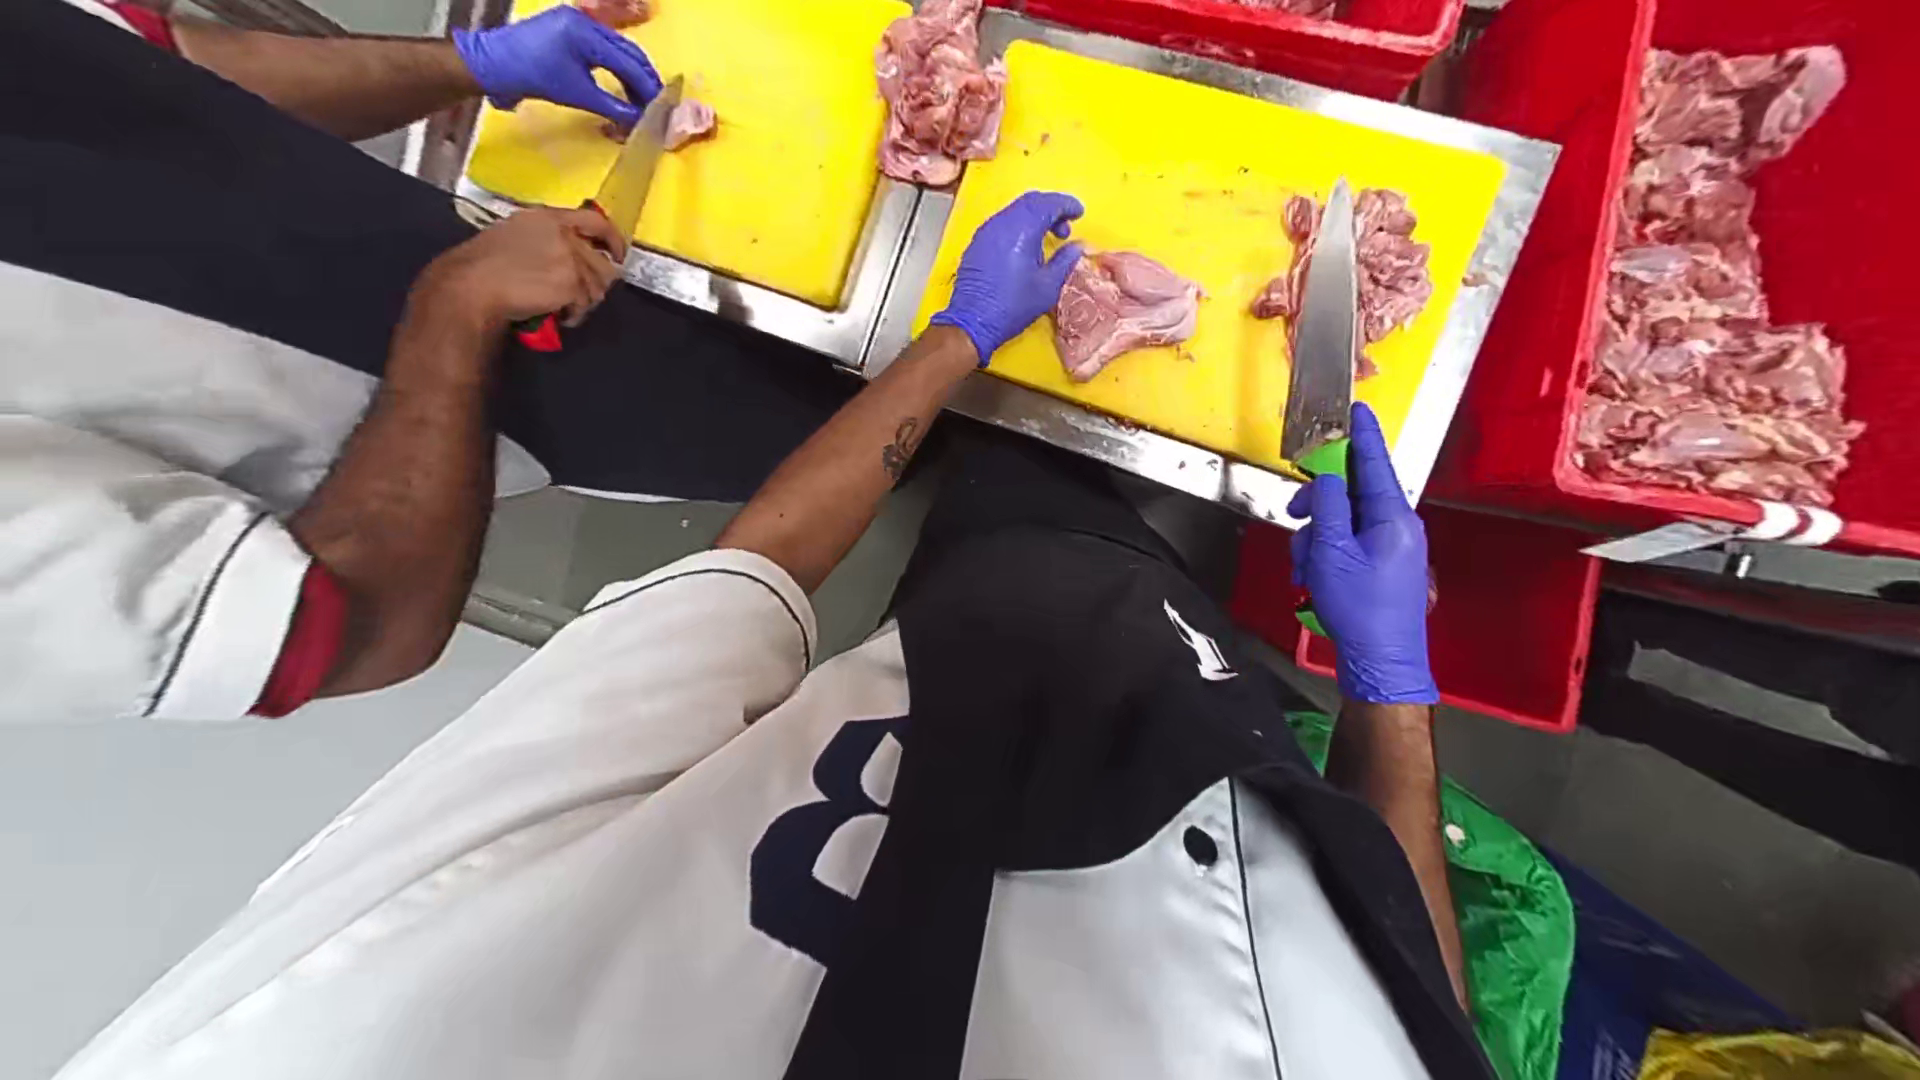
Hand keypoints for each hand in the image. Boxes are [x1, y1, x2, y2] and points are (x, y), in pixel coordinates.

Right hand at [412, 206, 627, 337]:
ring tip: (561, 305)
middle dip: (594, 284)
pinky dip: (575, 314)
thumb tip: (578, 251)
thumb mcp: (519, 233)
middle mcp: (565, 236)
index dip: (613, 239)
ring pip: (598, 288)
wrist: (473, 284)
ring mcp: (571, 260)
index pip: (596, 221)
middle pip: (604, 264)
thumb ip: (552, 237)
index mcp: (549, 218)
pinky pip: (586, 304)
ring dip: (583, 302)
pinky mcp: (572, 284)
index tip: (617, 254)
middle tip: (577, 295)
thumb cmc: (488, 263)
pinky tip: (558, 314)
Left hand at [454, 6, 662, 128]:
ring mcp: (578, 21)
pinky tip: (624, 86)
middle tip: (658, 107)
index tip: (662, 112)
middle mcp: (585, 21)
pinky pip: (606, 47)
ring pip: (621, 49)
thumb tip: (642, 121)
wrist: (497, 63)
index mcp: (586, 34)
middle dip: (647, 81)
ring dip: (635, 76)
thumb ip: (616, 107)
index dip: (649, 90)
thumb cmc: (536, 78)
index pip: (630, 64)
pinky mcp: (572, 28)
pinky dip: (620, 68)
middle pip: (630, 52)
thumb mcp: (581, 96)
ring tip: (642, 101)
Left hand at [930, 191, 1084, 363]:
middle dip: (1051, 209)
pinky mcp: (976, 244)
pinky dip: (1018, 227)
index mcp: (1022, 229)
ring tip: (1045, 241)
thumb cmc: (1013, 306)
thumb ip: (1064, 261)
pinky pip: (1002, 224)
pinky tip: (1024, 249)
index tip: (1079, 213)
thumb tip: (1076, 247)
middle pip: (1030, 202)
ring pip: (1014, 211)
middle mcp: (1001, 223)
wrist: (972, 323)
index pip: (1048, 203)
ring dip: (1034, 218)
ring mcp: (985, 231)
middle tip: (1064, 229)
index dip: (1067, 204)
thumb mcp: (1047, 287)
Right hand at [1285, 403, 1437, 704]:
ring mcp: (1388, 549)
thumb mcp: (1333, 551)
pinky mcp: (1378, 567)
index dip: (1364, 436)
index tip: (1358, 409)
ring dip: (1314, 540)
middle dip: (1317, 507)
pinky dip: (1323, 556)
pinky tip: (1312, 577)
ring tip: (1306, 569)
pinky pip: (1344, 546)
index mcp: (1393, 517)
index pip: (1375, 465)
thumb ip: (1328, 507)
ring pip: (1340, 524)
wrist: (1381, 658)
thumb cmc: (1358, 604)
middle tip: (1293, 516)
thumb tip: (1329, 478)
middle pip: (1350, 496)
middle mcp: (1395, 527)